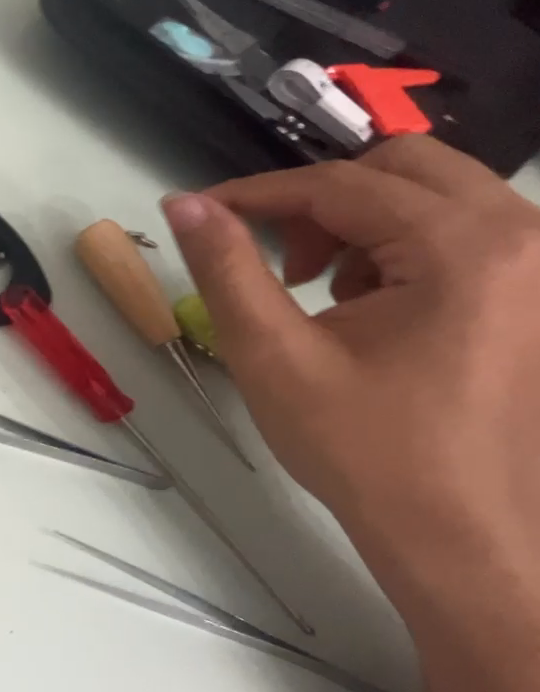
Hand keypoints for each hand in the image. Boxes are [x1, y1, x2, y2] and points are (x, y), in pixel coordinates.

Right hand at [161, 137, 539, 554]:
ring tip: (320, 295)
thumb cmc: (359, 444)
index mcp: (464, 248)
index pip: (339, 185)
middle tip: (277, 264)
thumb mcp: (272, 353)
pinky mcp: (537, 291)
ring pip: (434, 194)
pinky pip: (462, 232)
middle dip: (319, 201)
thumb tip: (186, 206)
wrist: (455, 524)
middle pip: (402, 166)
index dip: (255, 194)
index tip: (195, 215)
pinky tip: (367, 311)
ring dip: (360, 225)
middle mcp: (525, 236)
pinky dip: (399, 249)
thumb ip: (227, 269)